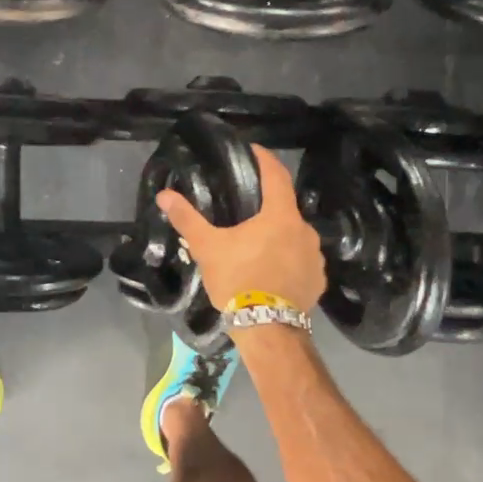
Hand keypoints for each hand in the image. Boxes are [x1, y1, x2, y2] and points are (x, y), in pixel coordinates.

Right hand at [157, 145, 326, 314]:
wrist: (268, 330)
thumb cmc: (238, 280)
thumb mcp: (207, 247)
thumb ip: (187, 218)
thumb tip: (164, 195)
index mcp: (280, 216)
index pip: (277, 175)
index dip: (264, 158)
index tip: (252, 151)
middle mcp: (305, 231)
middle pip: (285, 207)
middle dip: (265, 204)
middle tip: (243, 208)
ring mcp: (315, 258)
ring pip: (294, 235)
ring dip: (277, 234)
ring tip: (254, 243)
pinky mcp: (318, 281)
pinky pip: (301, 260)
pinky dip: (286, 258)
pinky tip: (269, 269)